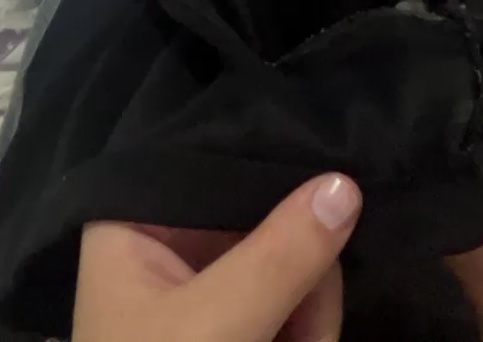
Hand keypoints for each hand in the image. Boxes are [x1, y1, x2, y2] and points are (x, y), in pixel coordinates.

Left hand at [74, 173, 362, 341]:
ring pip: (289, 266)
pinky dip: (308, 336)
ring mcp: (208, 285)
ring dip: (310, 317)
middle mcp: (171, 240)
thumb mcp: (215, 327)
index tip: (331, 177)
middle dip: (299, 275)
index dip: (273, 167)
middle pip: (263, 217)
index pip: (213, 159)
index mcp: (137, 220)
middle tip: (306, 322)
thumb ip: (280, 257)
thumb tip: (345, 181)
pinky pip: (295, 307)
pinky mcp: (240, 324)